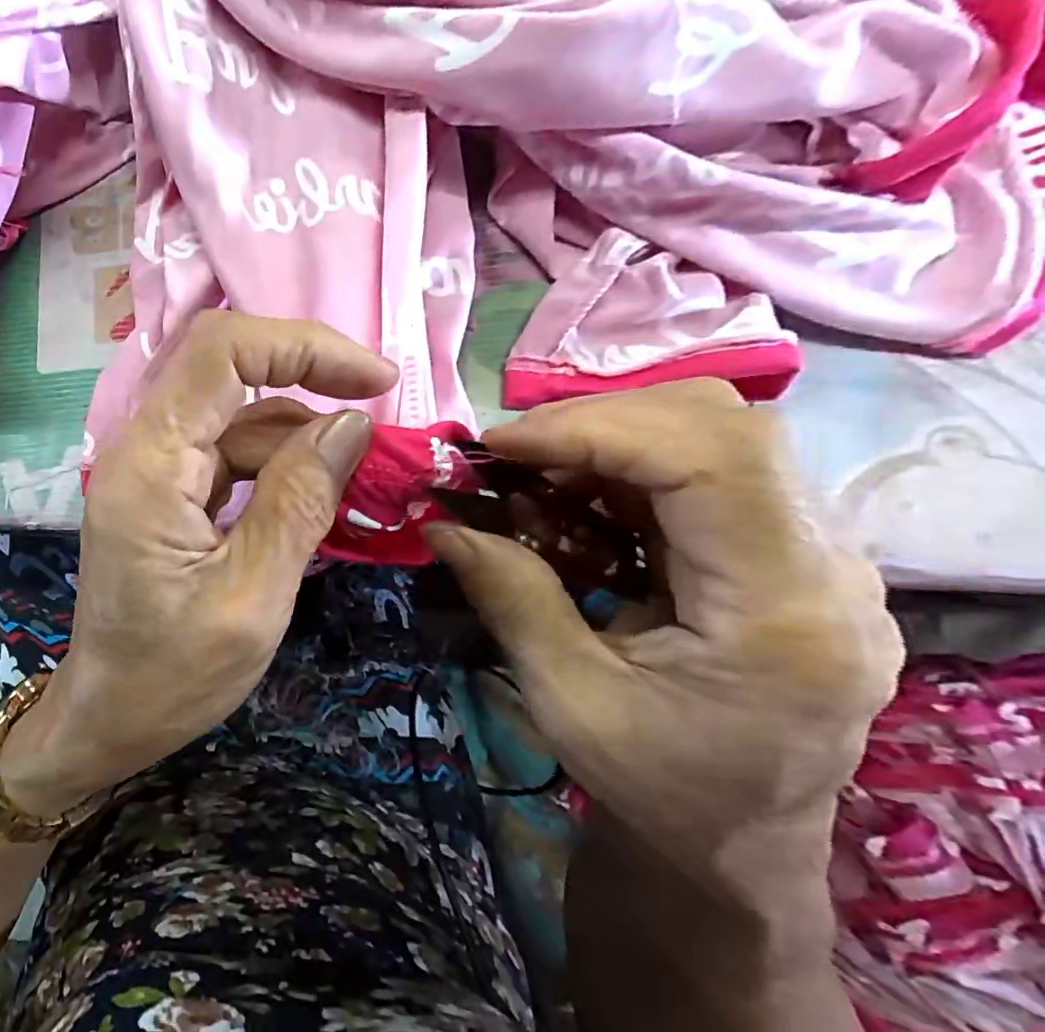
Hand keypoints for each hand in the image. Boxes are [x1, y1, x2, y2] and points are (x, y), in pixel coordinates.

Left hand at [0, 309, 397, 815]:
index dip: (302, 345)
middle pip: (223, 368)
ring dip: (296, 430)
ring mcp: (148, 470)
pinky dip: (273, 461)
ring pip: (230, 413)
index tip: (376, 382)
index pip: (219, 351)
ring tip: (359, 471)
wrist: (108, 715)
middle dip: (306, 376)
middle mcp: (139, 450)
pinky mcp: (161, 493)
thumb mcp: (252, 597)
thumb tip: (349, 422)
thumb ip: (299, 501)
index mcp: (149, 465)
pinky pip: (223, 452)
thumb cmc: (172, 675)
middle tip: (376, 418)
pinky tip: (314, 490)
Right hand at [426, 379, 902, 871]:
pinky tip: (568, 502)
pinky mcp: (782, 554)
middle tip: (505, 456)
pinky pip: (703, 474)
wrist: (736, 841)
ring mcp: (813, 556)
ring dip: (604, 441)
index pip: (713, 459)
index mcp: (782, 610)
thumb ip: (509, 595)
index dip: (595, 429)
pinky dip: (620, 470)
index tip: (496, 446)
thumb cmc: (655, 783)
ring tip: (527, 476)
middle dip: (596, 422)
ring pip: (715, 438)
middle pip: (724, 428)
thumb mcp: (565, 696)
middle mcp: (824, 566)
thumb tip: (438, 522)